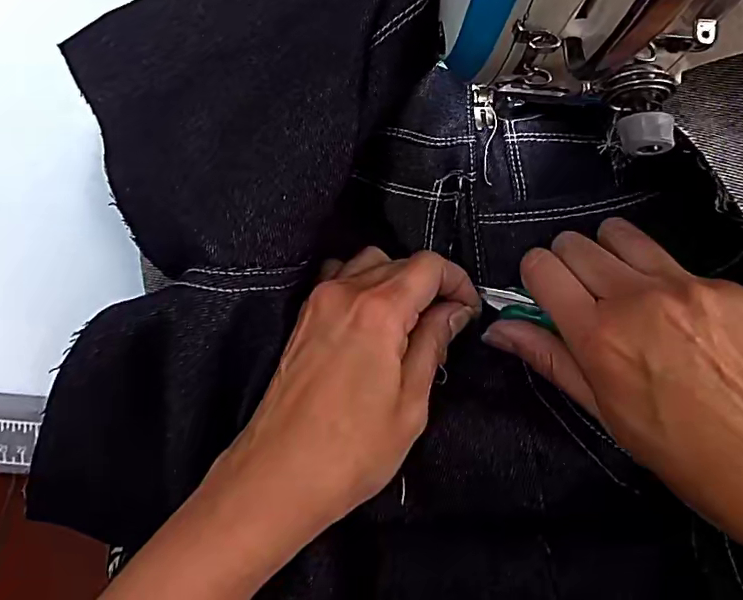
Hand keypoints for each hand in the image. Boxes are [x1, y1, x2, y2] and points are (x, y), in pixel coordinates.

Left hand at [218, 247, 480, 529]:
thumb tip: (454, 311)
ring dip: (398, 280)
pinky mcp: (304, 315)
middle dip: (432, 285)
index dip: (458, 282)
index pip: (430, 266)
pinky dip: (363, 282)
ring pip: (372, 261)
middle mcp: (347, 292)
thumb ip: (434, 344)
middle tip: (446, 323)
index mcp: (379, 310)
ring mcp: (321, 300)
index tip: (468, 310)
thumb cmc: (348, 453)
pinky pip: (341, 275)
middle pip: (403, 261)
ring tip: (409, 320)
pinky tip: (371, 317)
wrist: (274, 479)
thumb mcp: (410, 404)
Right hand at [479, 219, 742, 536]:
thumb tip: (505, 331)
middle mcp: (638, 300)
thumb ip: (553, 361)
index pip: (540, 266)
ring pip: (618, 232)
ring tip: (625, 293)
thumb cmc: (701, 462)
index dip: (535, 277)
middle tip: (585, 297)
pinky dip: (661, 276)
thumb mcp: (612, 419)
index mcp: (601, 340)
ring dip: (609, 255)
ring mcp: (683, 285)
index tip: (545, 292)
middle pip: (574, 241)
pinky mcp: (720, 282)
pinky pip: (671, 259)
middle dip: (569, 264)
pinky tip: (679, 316)